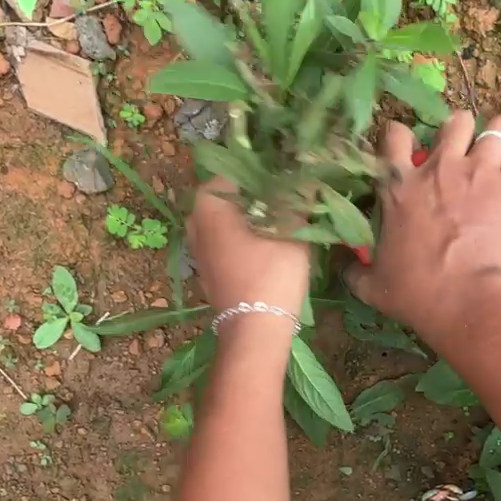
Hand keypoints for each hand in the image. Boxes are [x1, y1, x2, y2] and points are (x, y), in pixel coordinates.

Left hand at [186, 177, 311, 323]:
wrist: (256, 332)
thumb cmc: (271, 275)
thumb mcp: (291, 229)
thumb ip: (296, 196)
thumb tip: (305, 173)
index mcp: (208, 201)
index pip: (242, 168)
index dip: (271, 169)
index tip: (295, 176)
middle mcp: (195, 220)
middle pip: (235, 194)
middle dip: (263, 194)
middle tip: (295, 198)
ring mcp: (198, 247)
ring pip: (232, 219)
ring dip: (257, 217)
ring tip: (288, 220)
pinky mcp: (208, 268)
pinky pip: (229, 241)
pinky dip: (248, 238)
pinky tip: (272, 244)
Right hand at [346, 112, 500, 340]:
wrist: (462, 300)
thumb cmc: (414, 294)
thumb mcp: (372, 285)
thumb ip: (355, 270)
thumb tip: (343, 266)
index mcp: (399, 187)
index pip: (393, 135)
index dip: (403, 138)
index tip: (413, 154)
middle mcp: (439, 168)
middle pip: (454, 121)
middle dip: (462, 134)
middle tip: (465, 158)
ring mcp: (479, 171)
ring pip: (497, 126)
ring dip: (500, 140)